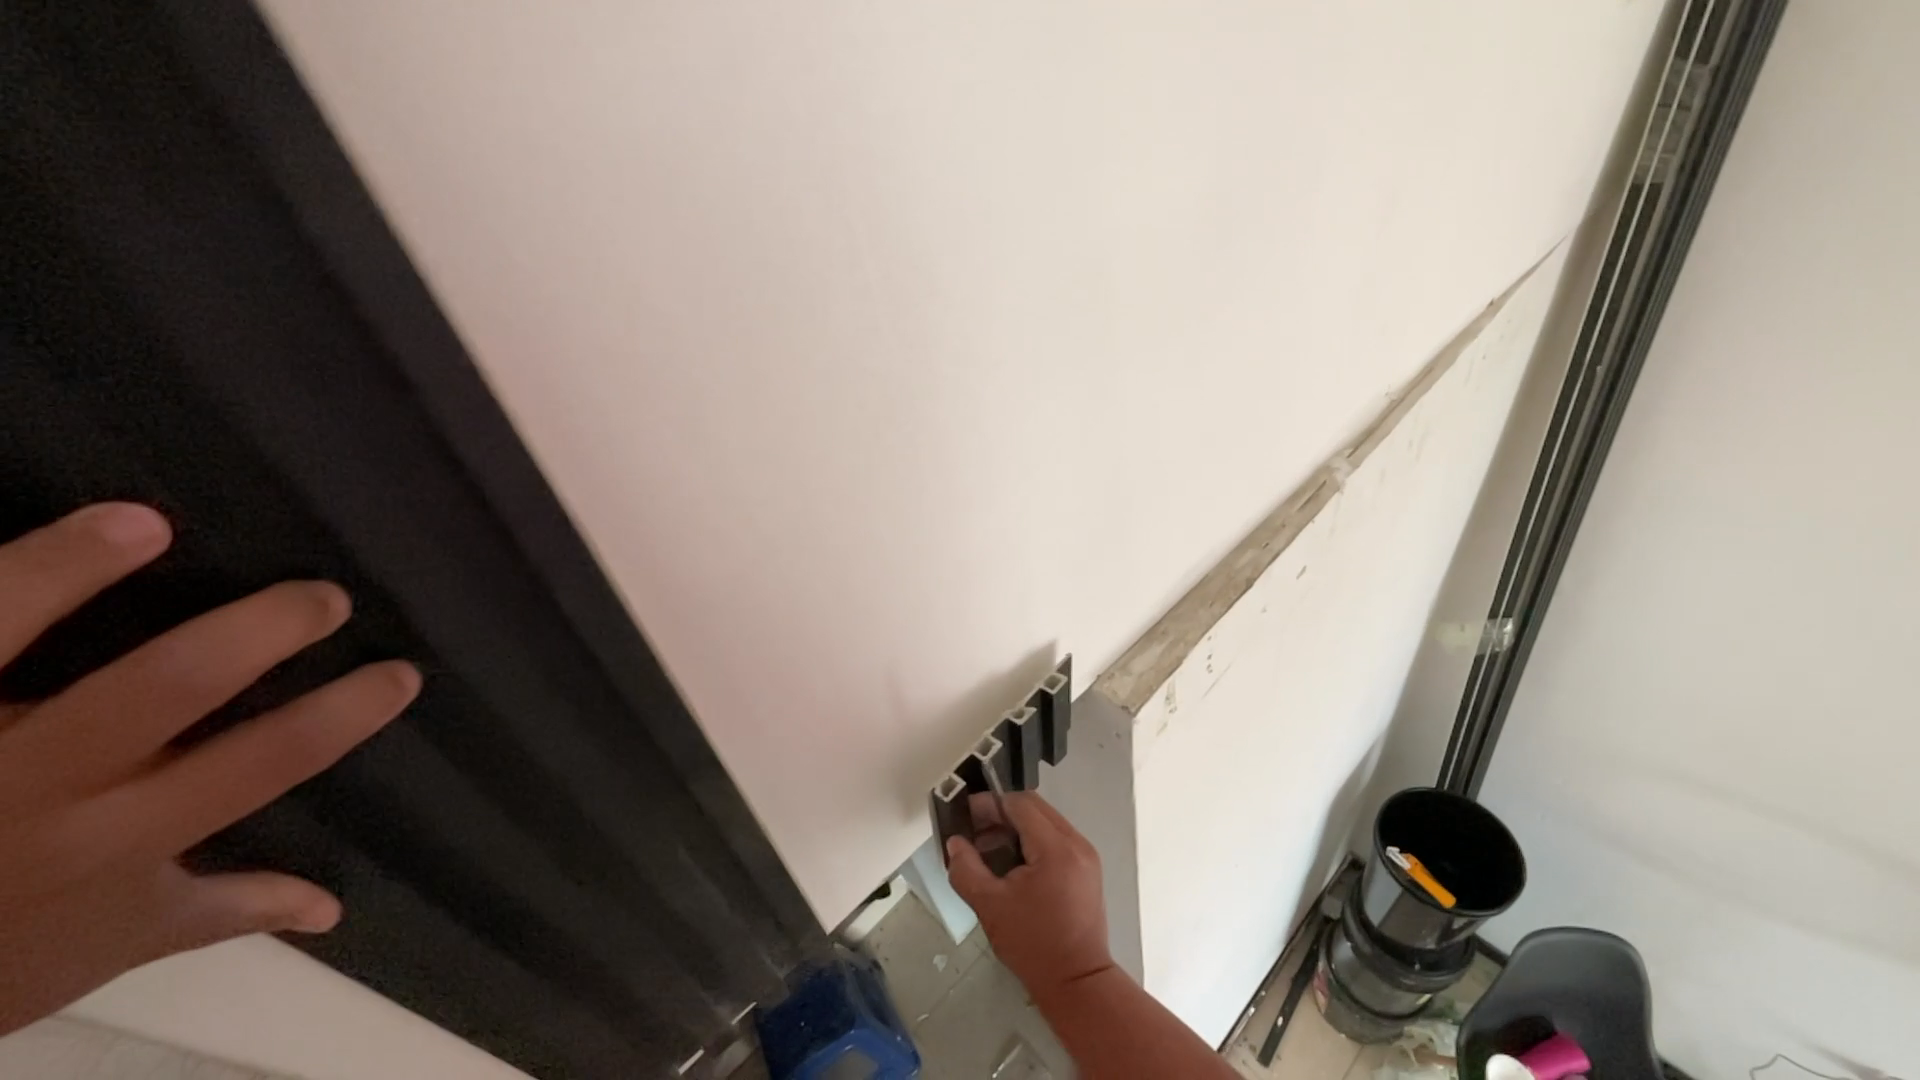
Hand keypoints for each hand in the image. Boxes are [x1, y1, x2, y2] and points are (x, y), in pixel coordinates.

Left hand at [0, 503, 419, 1036]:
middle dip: (262, 630)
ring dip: (67, 571)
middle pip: (171, 685)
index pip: (266, 760)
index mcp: (118, 838)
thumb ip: (224, 912)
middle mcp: (44, 787)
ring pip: (1, 637)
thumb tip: (332, 906)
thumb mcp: (109, 945)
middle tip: (322, 597)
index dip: (345, 713)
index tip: (400, 673)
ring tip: (142, 523)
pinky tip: (30, 544)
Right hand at [945, 792, 1114, 998]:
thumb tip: (954, 843)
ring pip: (1046, 822)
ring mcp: (1086, 855)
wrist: (1076, 982)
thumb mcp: (989, 906)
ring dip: (1016, 827)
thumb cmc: (1032, 944)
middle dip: (1001, 814)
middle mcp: (1076, 843)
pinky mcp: (1087, 869)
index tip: (965, 816)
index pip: (1019, 805)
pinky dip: (1032, 841)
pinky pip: (1056, 839)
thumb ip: (966, 869)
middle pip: (1035, 808)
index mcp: (1056, 848)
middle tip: (973, 832)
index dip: (988, 804)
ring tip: (987, 849)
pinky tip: (1011, 863)